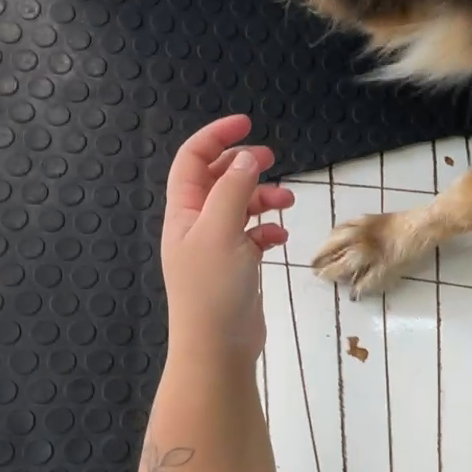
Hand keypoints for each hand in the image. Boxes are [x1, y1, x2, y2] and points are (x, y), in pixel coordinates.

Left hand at [161, 115, 294, 363]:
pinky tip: (282, 235)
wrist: (217, 347)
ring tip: (288, 201)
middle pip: (218, 180)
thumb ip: (233, 189)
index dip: (217, 137)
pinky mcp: (236, 268)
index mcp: (183, 212)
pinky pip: (252, 237)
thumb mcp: (221, 231)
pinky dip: (267, 230)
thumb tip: (247, 158)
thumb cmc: (213, 288)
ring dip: (262, 198)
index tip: (247, 124)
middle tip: (272, 159)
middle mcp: (197, 225)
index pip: (194, 160)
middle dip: (244, 166)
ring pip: (239, 208)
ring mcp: (217, 247)